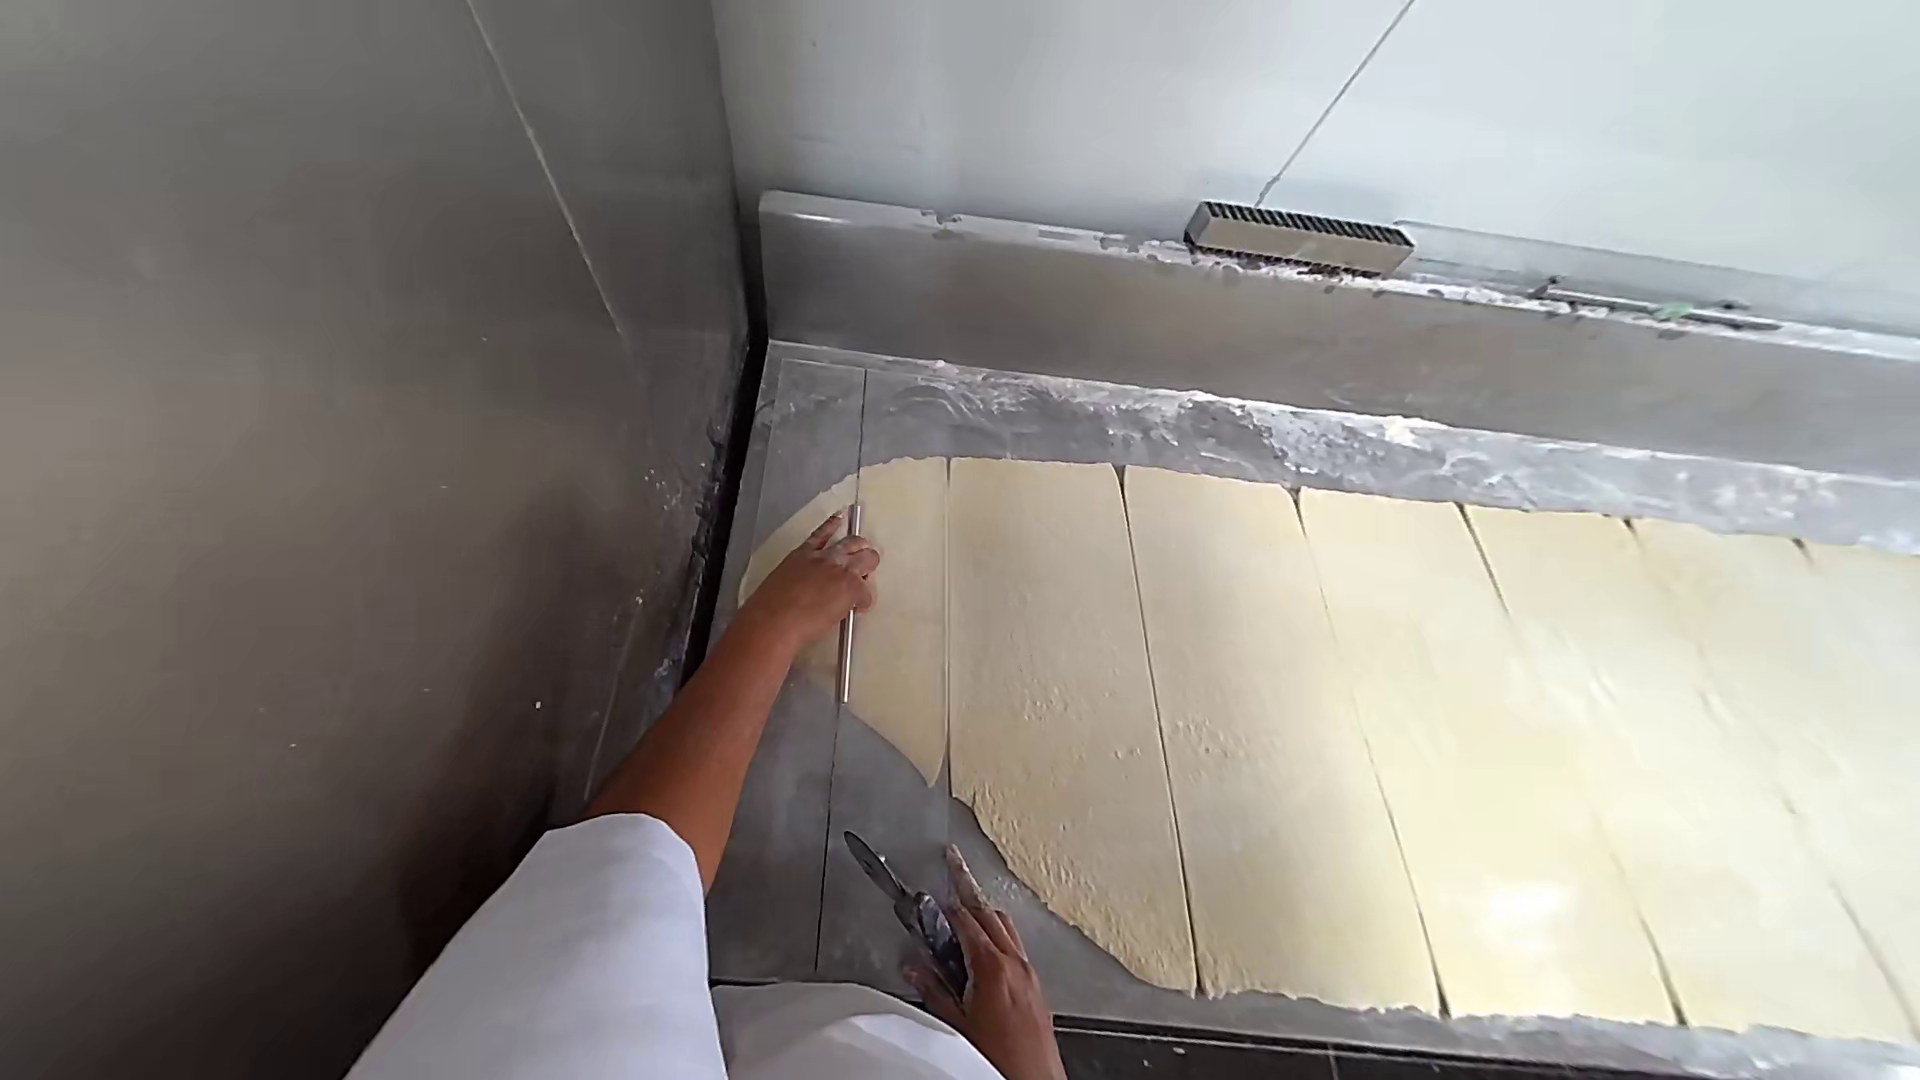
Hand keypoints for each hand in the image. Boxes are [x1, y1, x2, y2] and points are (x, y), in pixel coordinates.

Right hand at [737, 511, 877, 652]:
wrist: (774, 620)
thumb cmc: (768, 609)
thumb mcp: (780, 582)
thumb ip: (799, 577)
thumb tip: (809, 586)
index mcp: (802, 554)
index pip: (822, 533)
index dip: (833, 524)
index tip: (840, 518)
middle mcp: (824, 557)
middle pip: (853, 542)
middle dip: (860, 549)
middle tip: (861, 560)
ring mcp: (840, 569)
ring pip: (869, 558)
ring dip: (869, 567)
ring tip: (865, 580)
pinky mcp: (851, 587)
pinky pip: (867, 590)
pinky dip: (865, 600)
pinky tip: (860, 607)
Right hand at [906, 846, 1066, 1079]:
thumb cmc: (998, 1060)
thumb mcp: (956, 1025)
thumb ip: (934, 990)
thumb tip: (914, 967)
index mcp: (992, 966)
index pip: (966, 920)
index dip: (948, 905)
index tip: (934, 893)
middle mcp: (1014, 960)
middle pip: (988, 911)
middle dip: (967, 885)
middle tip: (953, 861)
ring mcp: (1028, 969)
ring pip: (1005, 923)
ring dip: (985, 907)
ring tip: (966, 897)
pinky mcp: (1035, 982)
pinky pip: (1016, 942)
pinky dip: (999, 930)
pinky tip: (987, 940)